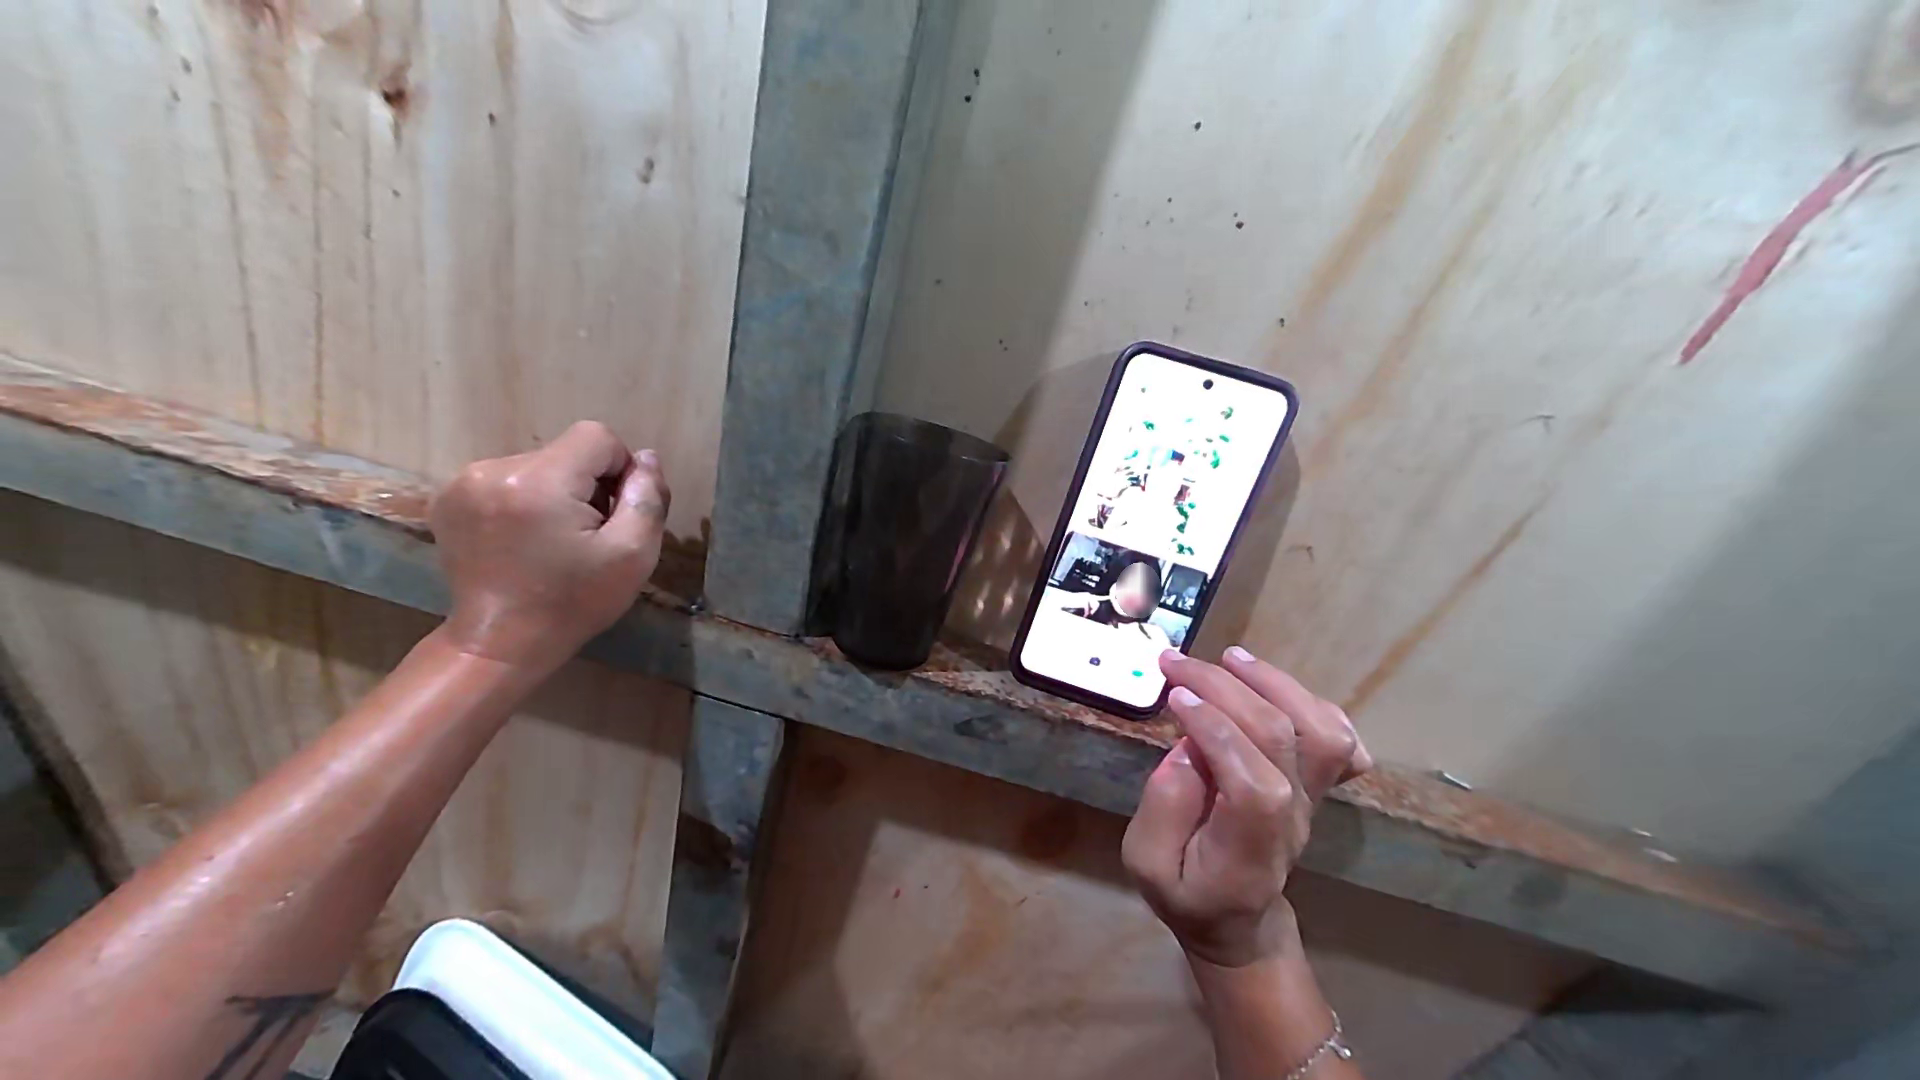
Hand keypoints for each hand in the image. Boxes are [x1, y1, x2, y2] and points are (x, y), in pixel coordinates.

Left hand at [430, 421, 669, 673]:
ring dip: (559, 492)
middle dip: (588, 485)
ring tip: (557, 540)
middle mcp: (493, 470)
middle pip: (567, 452)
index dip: (620, 470)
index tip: (615, 513)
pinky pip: (510, 479)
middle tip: (589, 535)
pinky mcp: (449, 498)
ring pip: (540, 465)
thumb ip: (647, 498)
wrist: (501, 643)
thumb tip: (646, 458)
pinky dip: (528, 500)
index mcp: (539, 482)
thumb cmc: (574, 601)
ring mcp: (464, 483)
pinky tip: (528, 538)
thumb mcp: (633, 554)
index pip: (597, 437)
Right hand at [1122, 647, 1371, 967]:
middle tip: (1175, 661)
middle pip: (1281, 740)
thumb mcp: (1147, 865)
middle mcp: (1291, 820)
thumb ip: (1162, 810)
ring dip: (1275, 684)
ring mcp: (1312, 799)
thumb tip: (1187, 747)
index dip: (1218, 730)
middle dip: (1225, 688)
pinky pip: (1337, 738)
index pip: (1256, 784)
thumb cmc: (1187, 892)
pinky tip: (1268, 686)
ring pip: (1321, 732)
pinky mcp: (1316, 784)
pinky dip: (1309, 702)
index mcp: (1249, 851)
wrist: (1238, 918)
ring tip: (1229, 658)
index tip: (1174, 695)